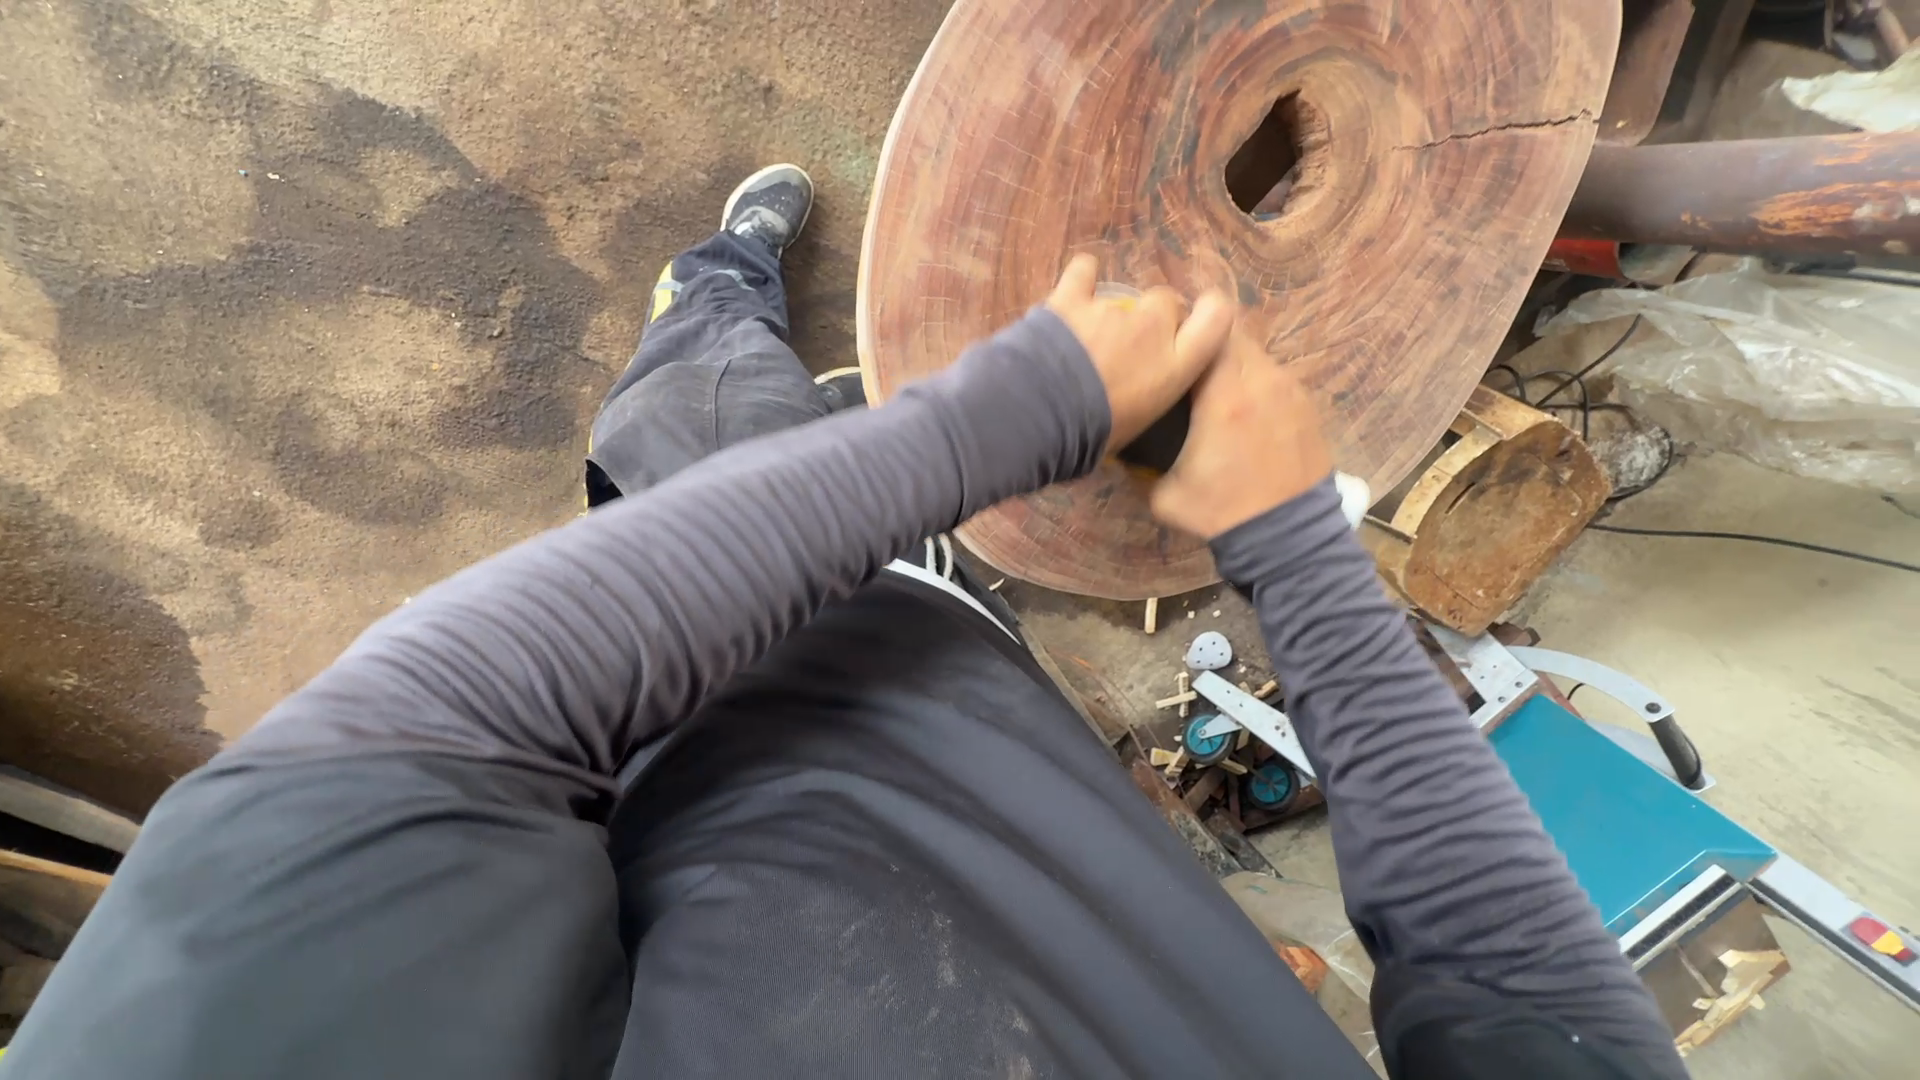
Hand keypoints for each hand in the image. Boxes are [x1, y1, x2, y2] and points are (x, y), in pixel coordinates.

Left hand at [1045, 255, 1234, 450]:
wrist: (1037, 419)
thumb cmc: (1092, 437)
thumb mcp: (1138, 425)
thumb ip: (1153, 392)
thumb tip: (1144, 388)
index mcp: (1175, 366)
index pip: (1217, 319)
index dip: (1208, 314)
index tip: (1191, 325)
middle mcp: (1152, 329)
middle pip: (1166, 302)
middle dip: (1153, 318)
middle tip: (1128, 346)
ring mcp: (1112, 309)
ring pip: (1124, 294)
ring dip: (1111, 311)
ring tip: (1088, 337)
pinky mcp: (1072, 297)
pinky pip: (1083, 271)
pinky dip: (1082, 276)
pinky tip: (1077, 286)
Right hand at [1150, 317, 1333, 538]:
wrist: (1287, 536)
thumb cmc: (1221, 512)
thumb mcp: (1164, 495)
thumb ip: (1139, 464)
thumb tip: (1120, 445)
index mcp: (1224, 398)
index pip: (1205, 334)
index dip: (1184, 329)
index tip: (1166, 341)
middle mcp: (1262, 382)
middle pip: (1233, 335)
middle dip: (1207, 343)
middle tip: (1185, 362)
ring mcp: (1290, 391)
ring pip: (1256, 355)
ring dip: (1233, 363)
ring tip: (1212, 386)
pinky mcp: (1306, 406)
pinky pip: (1274, 378)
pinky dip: (1255, 383)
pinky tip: (1242, 410)